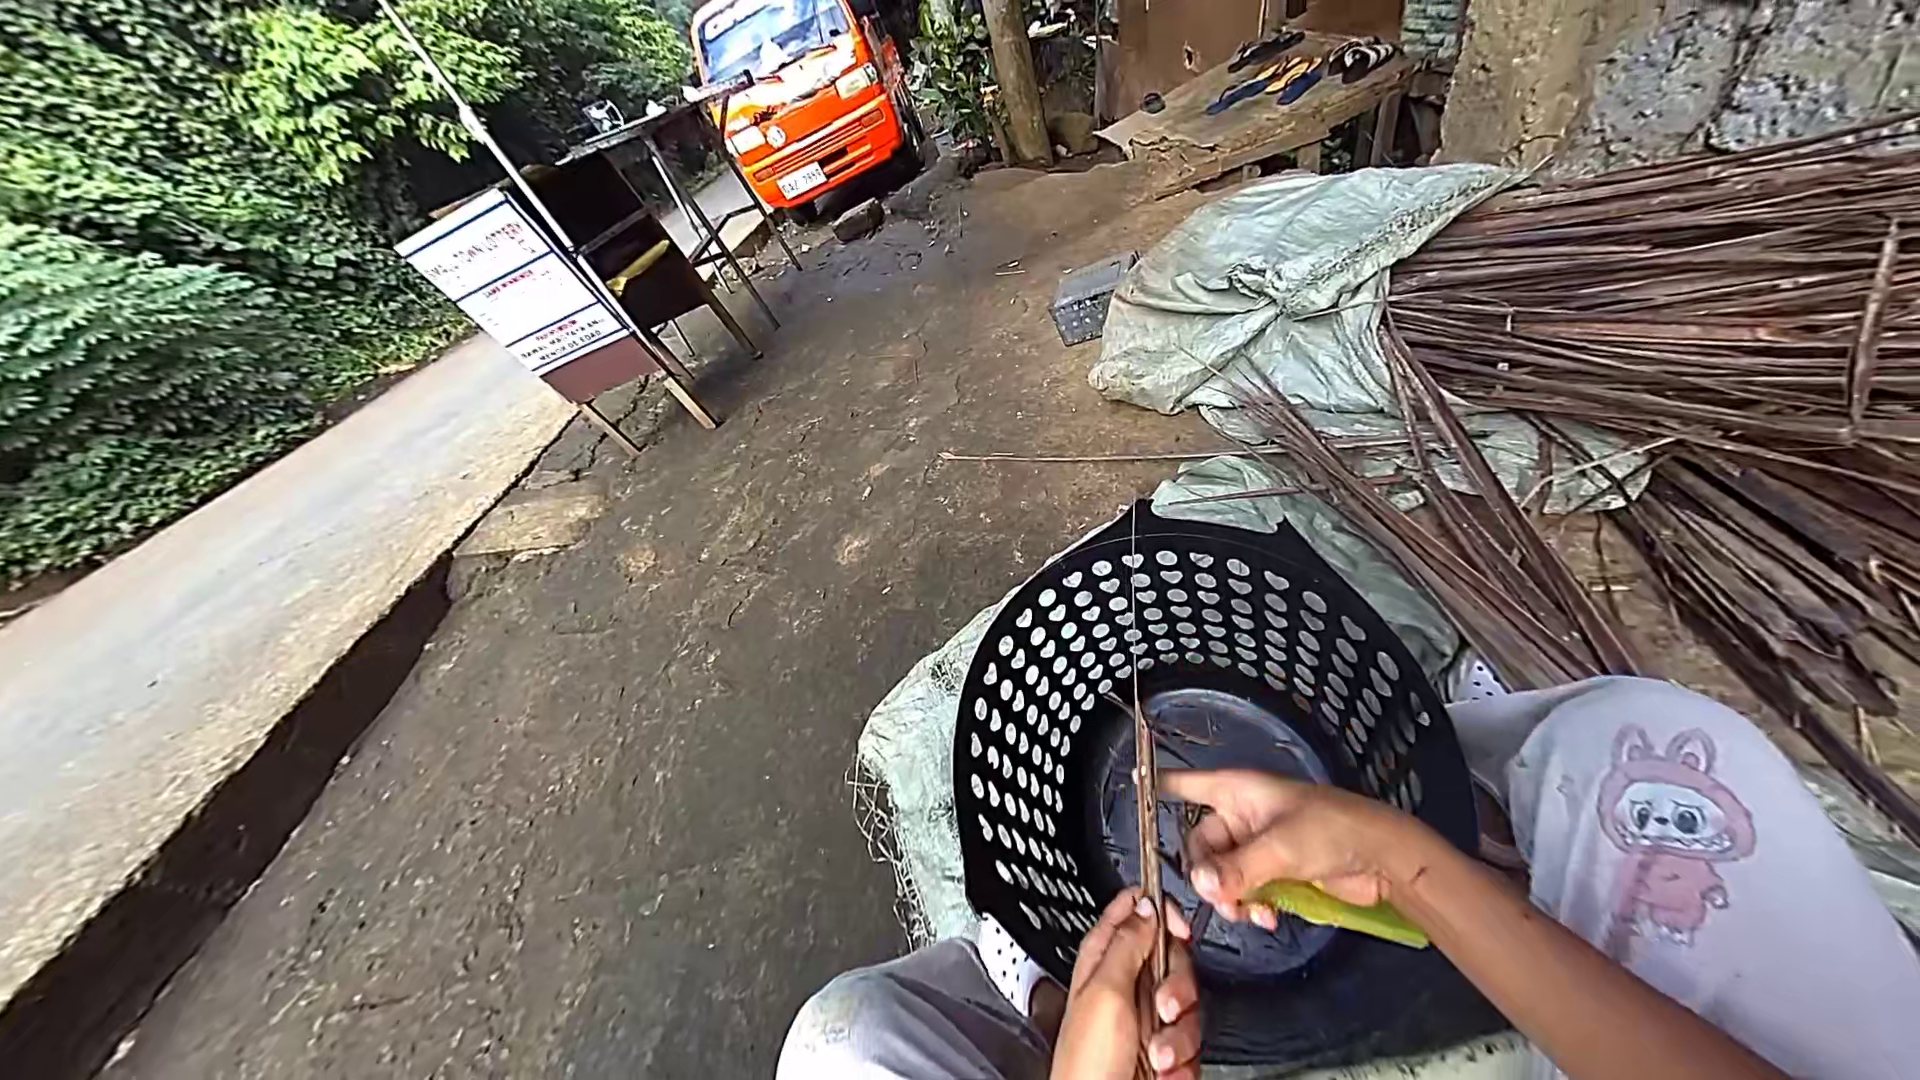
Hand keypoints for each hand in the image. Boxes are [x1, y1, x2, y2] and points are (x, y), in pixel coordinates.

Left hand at [1050, 889, 1201, 1079]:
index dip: (1160, 910)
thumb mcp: (1105, 990)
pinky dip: (1183, 1061)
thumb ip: (1128, 942)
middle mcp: (1126, 980)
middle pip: (1172, 955)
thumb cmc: (1087, 1062)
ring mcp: (1146, 1016)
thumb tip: (1145, 903)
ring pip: (1188, 1002)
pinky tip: (1164, 1073)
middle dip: (1178, 984)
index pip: (1135, 909)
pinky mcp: (1165, 1050)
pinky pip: (1193, 1043)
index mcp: (1104, 955)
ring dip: (1179, 1034)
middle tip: (1164, 1006)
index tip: (1178, 929)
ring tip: (1157, 1054)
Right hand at [1161, 769, 1437, 927]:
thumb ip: (1238, 868)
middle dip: (1208, 873)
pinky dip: (1250, 903)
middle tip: (1221, 897)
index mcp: (1235, 791)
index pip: (1186, 783)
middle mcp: (1239, 814)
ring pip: (1222, 871)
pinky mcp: (1273, 869)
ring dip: (1230, 895)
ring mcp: (1256, 843)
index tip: (1134, 783)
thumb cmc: (1329, 829)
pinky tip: (1266, 917)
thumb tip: (1199, 886)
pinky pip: (1244, 887)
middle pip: (1201, 844)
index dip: (1159, 783)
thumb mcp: (1280, 847)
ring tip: (1248, 912)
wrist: (1384, 857)